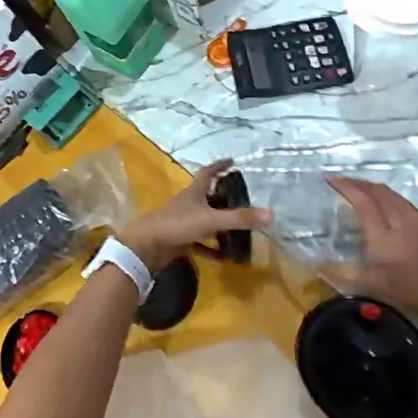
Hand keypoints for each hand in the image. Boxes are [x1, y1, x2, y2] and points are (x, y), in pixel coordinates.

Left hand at [119, 158, 271, 267]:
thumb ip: (239, 218)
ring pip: (204, 220)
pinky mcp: (179, 239)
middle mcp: (187, 204)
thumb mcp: (210, 220)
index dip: (218, 166)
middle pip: (206, 196)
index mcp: (193, 193)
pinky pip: (199, 242)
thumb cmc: (176, 225)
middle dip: (223, 197)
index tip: (231, 160)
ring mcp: (182, 221)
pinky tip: (225, 257)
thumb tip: (271, 214)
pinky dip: (211, 248)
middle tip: (243, 201)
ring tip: (240, 231)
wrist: (146, 246)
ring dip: (219, 224)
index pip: (206, 173)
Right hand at [319, 177, 417, 319]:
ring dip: (369, 185)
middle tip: (337, 180)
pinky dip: (383, 193)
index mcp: (384, 235)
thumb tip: (312, 261)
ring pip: (389, 193)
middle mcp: (400, 221)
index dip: (345, 187)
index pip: (363, 201)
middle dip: (355, 182)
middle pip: (376, 192)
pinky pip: (399, 199)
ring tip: (354, 185)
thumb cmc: (406, 289)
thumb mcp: (369, 284)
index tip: (328, 180)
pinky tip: (378, 198)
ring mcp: (415, 220)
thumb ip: (339, 271)